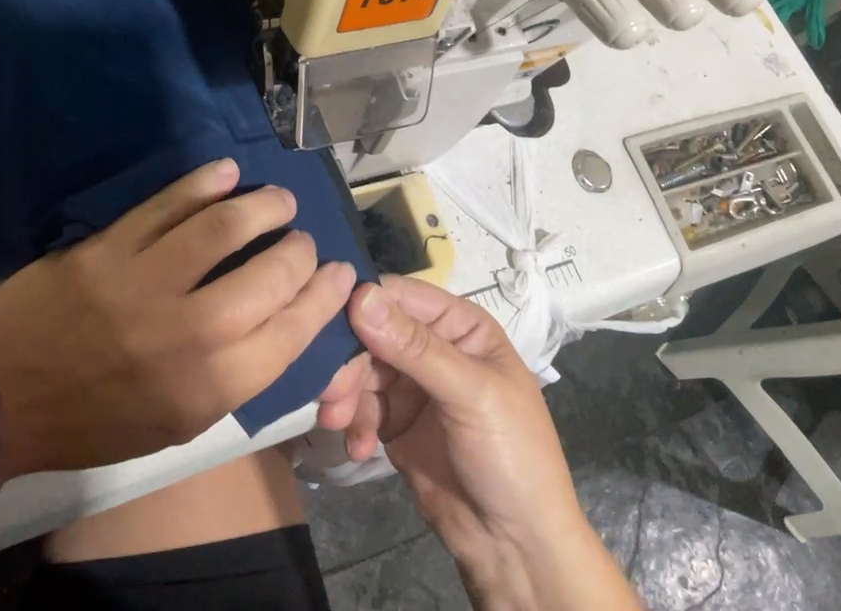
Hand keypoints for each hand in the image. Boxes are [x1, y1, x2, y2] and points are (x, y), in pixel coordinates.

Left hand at [0, 158, 361, 479]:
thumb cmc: (93, 423)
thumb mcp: (175, 425)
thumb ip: (233, 377)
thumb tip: (281, 324)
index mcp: (211, 386)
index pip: (296, 329)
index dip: (326, 295)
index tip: (338, 273)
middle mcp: (191, 333)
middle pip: (272, 274)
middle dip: (300, 250)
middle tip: (300, 238)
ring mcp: (146, 284)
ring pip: (226, 227)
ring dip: (263, 206)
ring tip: (277, 200)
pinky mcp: (107, 249)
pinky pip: (167, 205)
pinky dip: (204, 183)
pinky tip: (227, 174)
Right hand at [341, 275, 638, 610]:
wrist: (516, 545)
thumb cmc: (512, 455)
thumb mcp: (470, 394)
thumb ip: (415, 346)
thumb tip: (361, 296)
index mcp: (460, 326)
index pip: (400, 296)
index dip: (362, 303)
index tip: (324, 321)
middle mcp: (433, 348)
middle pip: (371, 334)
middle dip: (348, 361)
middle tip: (329, 391)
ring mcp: (412, 387)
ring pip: (360, 371)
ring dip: (344, 395)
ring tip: (337, 423)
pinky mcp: (395, 423)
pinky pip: (360, 408)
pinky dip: (352, 424)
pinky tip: (358, 447)